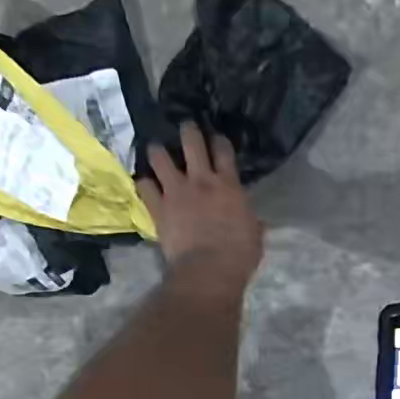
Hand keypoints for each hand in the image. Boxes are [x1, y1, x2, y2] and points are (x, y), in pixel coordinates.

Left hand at [138, 123, 263, 295]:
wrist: (209, 270)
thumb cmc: (239, 256)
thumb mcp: (255, 236)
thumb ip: (252, 222)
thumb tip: (256, 223)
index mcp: (229, 185)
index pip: (224, 150)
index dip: (219, 140)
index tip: (217, 139)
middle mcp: (201, 180)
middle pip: (191, 141)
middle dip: (188, 130)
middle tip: (185, 128)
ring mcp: (176, 191)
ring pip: (159, 156)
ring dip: (157, 151)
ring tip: (155, 150)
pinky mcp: (158, 207)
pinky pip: (144, 186)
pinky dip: (143, 183)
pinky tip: (144, 183)